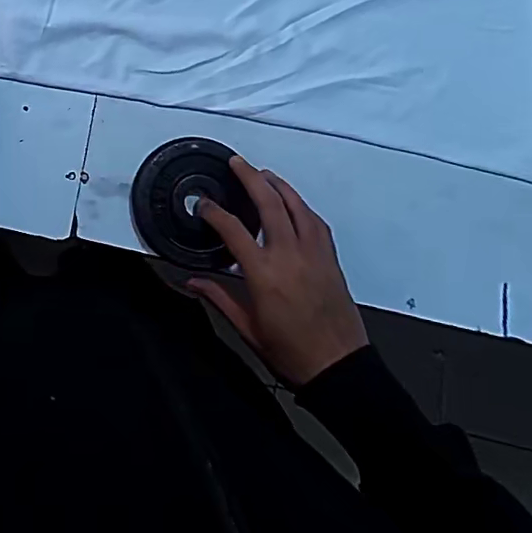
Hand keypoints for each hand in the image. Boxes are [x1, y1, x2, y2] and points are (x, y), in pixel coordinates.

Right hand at [187, 157, 367, 386]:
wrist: (339, 368)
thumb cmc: (293, 353)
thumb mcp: (247, 328)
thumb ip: (219, 298)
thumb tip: (192, 282)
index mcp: (264, 274)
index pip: (232, 229)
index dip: (214, 212)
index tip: (204, 205)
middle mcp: (290, 256)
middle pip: (269, 203)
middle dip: (250, 178)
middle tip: (237, 164)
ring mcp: (314, 254)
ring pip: (296, 206)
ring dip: (278, 185)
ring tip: (263, 174)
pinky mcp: (330, 259)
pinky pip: (315, 222)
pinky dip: (301, 206)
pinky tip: (293, 203)